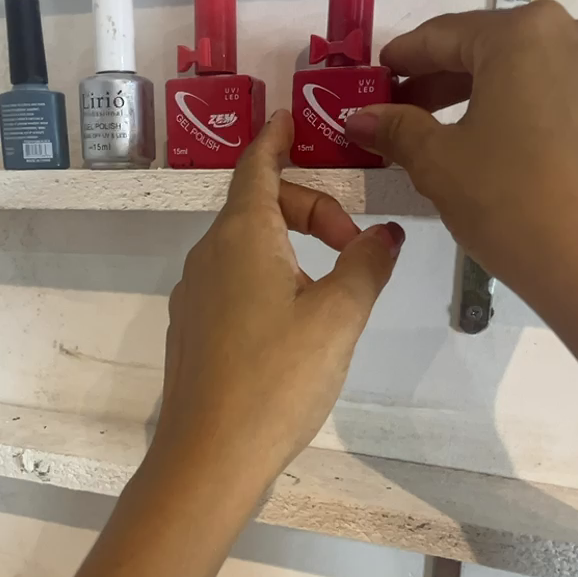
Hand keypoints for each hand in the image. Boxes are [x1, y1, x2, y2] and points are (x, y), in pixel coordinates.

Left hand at [151, 110, 402, 490]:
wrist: (209, 456)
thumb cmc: (277, 378)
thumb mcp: (338, 318)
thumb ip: (365, 266)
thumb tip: (386, 236)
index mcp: (241, 236)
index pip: (258, 167)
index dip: (277, 139)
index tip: (291, 119)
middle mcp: (207, 257)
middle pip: (259, 208)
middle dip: (311, 212)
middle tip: (356, 251)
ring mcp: (193, 296)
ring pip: (247, 251)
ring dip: (292, 253)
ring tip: (332, 296)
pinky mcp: (191, 333)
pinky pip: (233, 286)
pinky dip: (269, 283)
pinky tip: (293, 330)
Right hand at [344, 1, 577, 329]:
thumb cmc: (509, 204)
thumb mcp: (438, 165)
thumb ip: (396, 129)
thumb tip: (360, 115)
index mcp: (524, 36)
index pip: (449, 35)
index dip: (408, 56)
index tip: (385, 73)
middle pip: (507, 51)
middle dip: (460, 81)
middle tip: (423, 113)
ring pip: (559, 75)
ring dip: (519, 98)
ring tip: (493, 139)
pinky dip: (572, 123)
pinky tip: (555, 159)